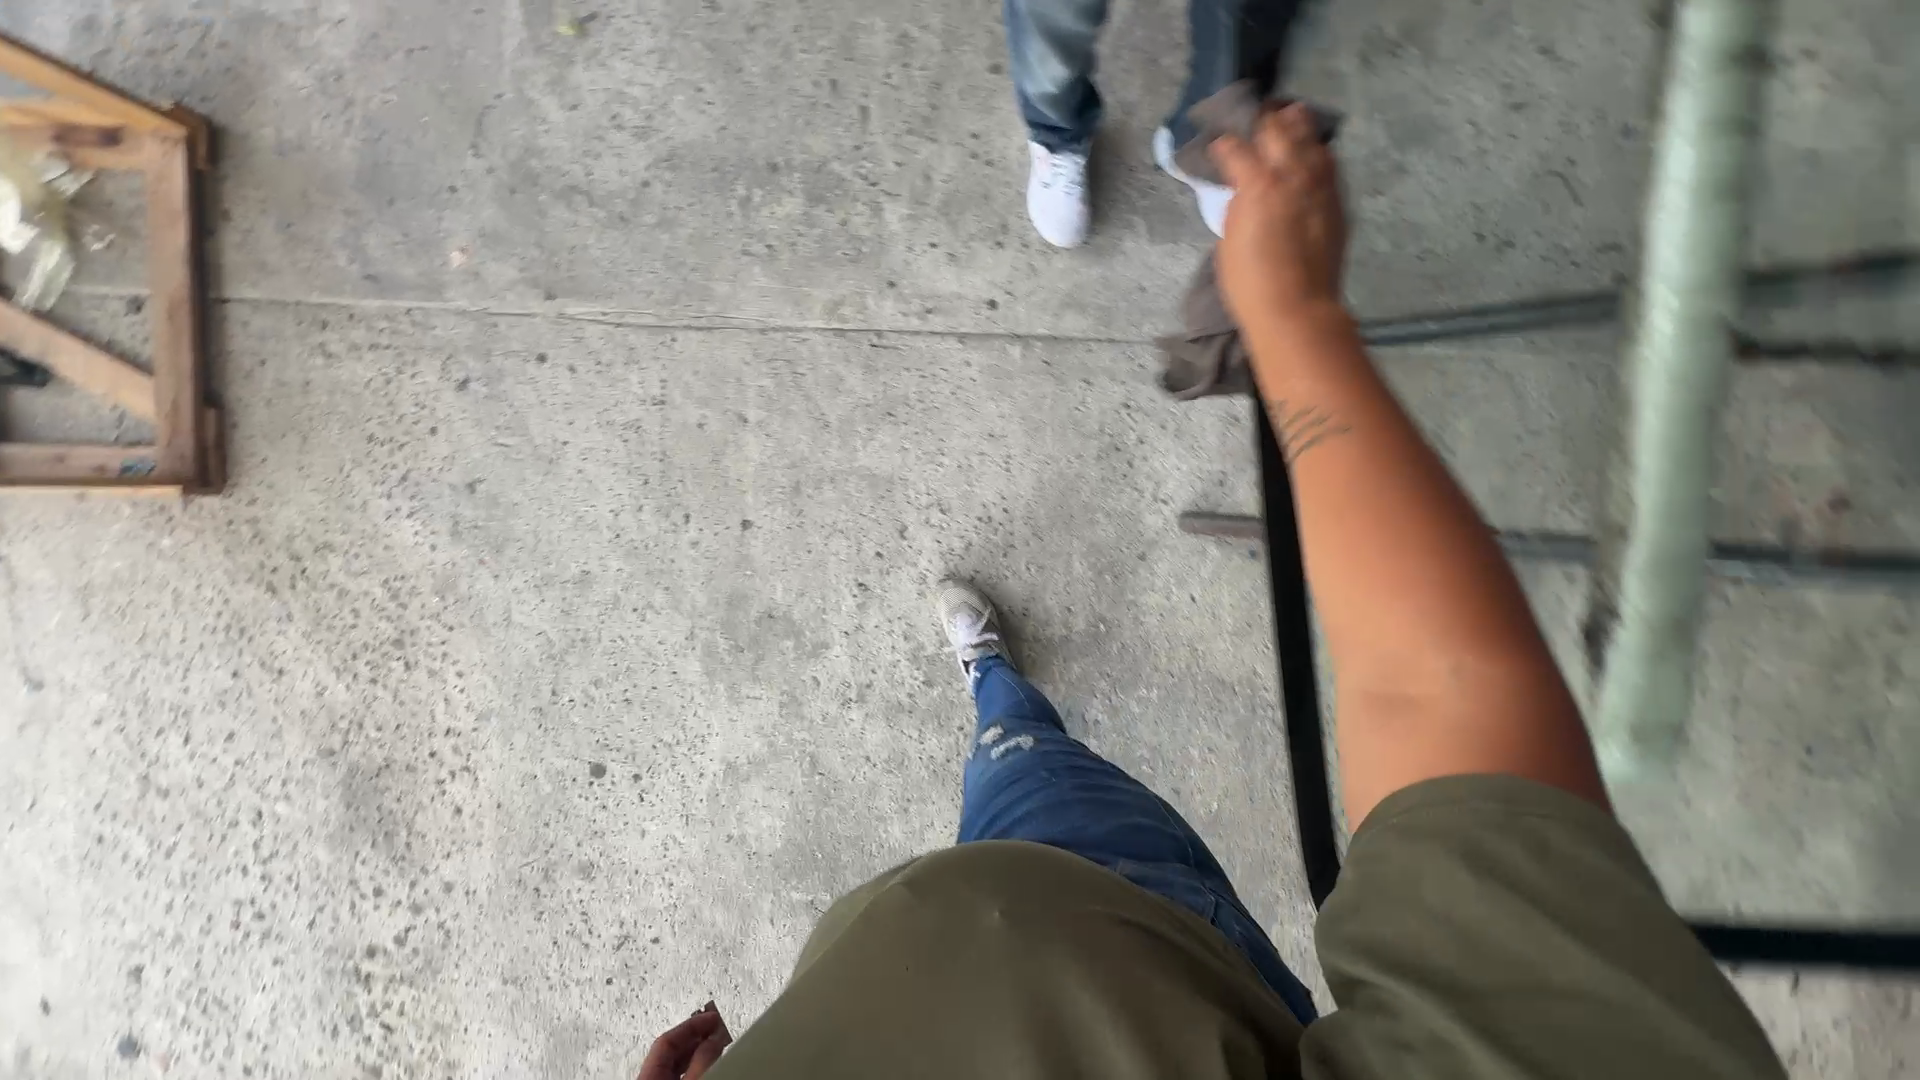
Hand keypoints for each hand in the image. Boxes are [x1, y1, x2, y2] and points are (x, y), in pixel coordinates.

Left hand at [638, 1002, 731, 1079]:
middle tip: (718, 1024)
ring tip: (718, 1042)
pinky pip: (682, 1073)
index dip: (692, 1023)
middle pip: (672, 1049)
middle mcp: (649, 1076)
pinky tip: (711, 1063)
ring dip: (699, 1049)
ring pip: (678, 1062)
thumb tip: (714, 1036)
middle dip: (697, 1033)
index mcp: (647, 1073)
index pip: (667, 1039)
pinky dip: (697, 1063)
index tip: (713, 1014)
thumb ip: (702, 1058)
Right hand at [1208, 104, 1348, 334]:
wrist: (1297, 308)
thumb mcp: (1228, 243)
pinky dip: (1315, 150)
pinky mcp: (1336, 200)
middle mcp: (1291, 174)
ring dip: (1295, 125)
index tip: (1216, 145)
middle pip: (1277, 129)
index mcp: (1257, 185)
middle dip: (1262, 120)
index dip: (1223, 144)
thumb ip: (1237, 208)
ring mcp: (1319, 185)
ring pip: (1309, 138)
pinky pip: (1327, 162)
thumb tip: (1242, 193)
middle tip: (1253, 116)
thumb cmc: (1250, 284)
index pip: (1236, 149)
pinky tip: (1311, 150)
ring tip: (1288, 115)